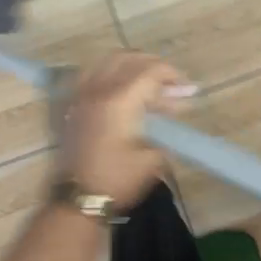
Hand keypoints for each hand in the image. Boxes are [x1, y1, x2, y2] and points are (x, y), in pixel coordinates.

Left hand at [57, 51, 193, 208]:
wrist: (76, 201)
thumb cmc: (117, 180)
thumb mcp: (152, 158)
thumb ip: (165, 129)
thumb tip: (173, 112)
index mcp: (119, 100)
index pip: (150, 71)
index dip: (173, 76)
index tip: (187, 89)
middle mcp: (98, 90)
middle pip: (129, 59)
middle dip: (154, 66)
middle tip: (171, 83)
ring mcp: (82, 96)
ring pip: (107, 62)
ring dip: (131, 65)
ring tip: (147, 80)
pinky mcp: (72, 106)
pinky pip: (89, 74)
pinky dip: (108, 72)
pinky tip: (118, 86)